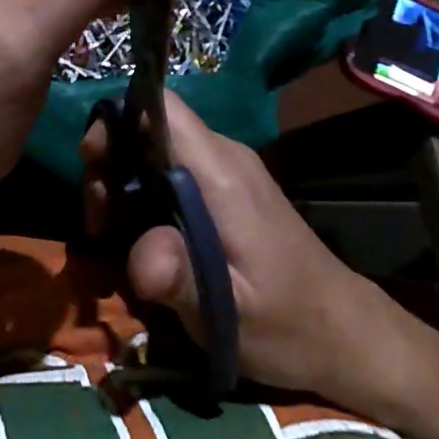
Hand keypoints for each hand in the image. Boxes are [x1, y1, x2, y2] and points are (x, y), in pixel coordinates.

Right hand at [81, 92, 423, 401]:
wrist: (345, 333)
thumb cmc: (288, 323)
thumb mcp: (230, 313)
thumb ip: (183, 279)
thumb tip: (139, 255)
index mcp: (220, 172)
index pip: (162, 105)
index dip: (118, 117)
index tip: (93, 164)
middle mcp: (222, 156)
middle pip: (149, 125)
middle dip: (110, 159)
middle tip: (97, 218)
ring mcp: (226, 171)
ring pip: (157, 147)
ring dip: (124, 180)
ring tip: (111, 232)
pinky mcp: (226, 189)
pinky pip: (172, 169)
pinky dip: (144, 192)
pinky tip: (141, 236)